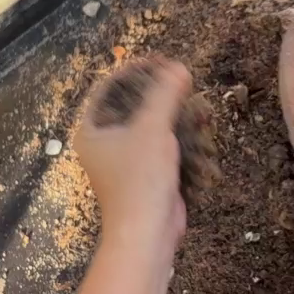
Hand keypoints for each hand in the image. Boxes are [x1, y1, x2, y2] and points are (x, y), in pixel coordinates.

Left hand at [74, 56, 194, 253]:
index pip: (109, 89)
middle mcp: (104, 145)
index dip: (135, 71)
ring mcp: (126, 161)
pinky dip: (180, 136)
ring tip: (198, 104)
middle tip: (182, 79)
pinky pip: (163, 146)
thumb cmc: (139, 179)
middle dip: (161, 93)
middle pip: (133, 106)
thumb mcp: (152, 128)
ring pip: (152, 126)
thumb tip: (180, 67)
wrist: (147, 233)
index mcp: (92, 132)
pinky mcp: (146, 175)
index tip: (160, 60)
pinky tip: (201, 128)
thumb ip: (165, 94)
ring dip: (176, 115)